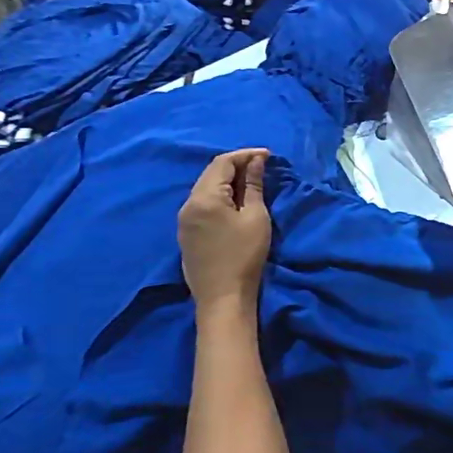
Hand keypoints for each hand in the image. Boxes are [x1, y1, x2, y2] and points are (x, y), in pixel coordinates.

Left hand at [178, 148, 272, 315]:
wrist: (223, 297)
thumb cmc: (244, 255)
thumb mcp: (255, 216)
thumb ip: (253, 185)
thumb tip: (256, 162)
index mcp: (204, 198)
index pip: (222, 163)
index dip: (246, 155)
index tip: (268, 155)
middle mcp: (188, 204)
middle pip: (211, 173)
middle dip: (236, 165)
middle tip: (262, 166)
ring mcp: (184, 219)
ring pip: (206, 187)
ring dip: (228, 180)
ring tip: (252, 181)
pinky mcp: (186, 232)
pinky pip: (202, 202)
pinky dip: (220, 194)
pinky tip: (235, 200)